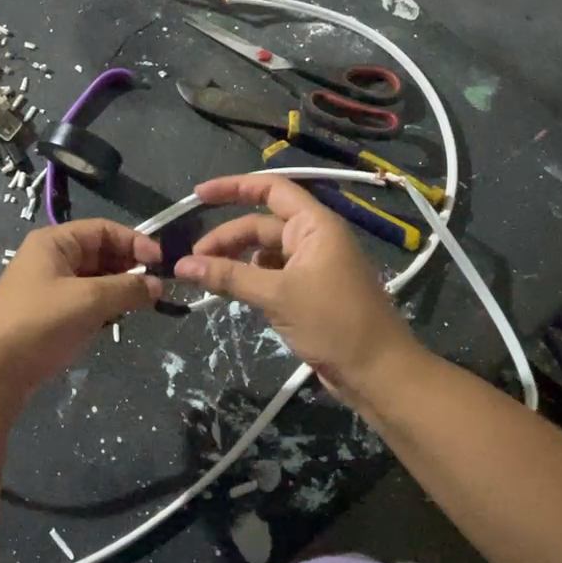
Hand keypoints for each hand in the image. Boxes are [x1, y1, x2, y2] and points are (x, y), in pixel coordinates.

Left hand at [0, 219, 163, 399]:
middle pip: (99, 252)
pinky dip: (104, 305)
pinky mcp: (49, 313)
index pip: (103, 229)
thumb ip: (127, 289)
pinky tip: (119, 318)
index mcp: (54, 242)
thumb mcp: (89, 300)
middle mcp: (50, 257)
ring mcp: (48, 286)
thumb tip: (159, 285)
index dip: (134, 241)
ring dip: (119, 287)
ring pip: (94, 278)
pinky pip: (85, 299)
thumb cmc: (40, 322)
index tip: (161, 263)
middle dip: (129, 266)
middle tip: (157, 287)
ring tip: (143, 304)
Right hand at [174, 175, 425, 403]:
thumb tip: (182, 265)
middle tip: (191, 261)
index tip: (198, 196)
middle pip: (260, 225)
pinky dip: (249, 279)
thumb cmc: (335, 322)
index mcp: (315, 225)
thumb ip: (228, 276)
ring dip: (235, 261)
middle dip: (226, 238)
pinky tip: (231, 293)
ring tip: (205, 278)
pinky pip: (271, 275)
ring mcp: (312, 266)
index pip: (270, 189)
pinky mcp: (309, 292)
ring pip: (263, 252)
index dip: (233, 187)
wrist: (380, 375)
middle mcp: (314, 238)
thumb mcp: (277, 296)